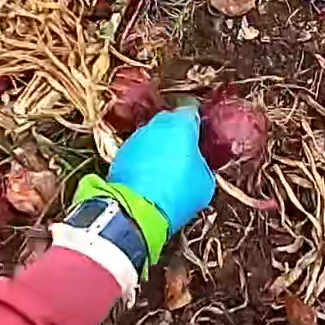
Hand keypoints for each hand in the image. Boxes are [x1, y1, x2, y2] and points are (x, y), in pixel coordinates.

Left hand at [108, 103, 215, 237]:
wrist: (135, 212)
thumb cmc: (175, 192)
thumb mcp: (206, 181)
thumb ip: (204, 164)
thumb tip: (200, 165)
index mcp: (181, 123)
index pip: (193, 112)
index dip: (199, 124)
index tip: (203, 136)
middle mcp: (156, 125)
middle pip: (171, 123)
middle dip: (178, 136)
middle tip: (187, 155)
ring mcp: (135, 139)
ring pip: (152, 138)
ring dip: (159, 149)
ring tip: (168, 171)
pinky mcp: (119, 155)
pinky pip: (137, 154)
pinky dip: (144, 162)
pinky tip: (151, 181)